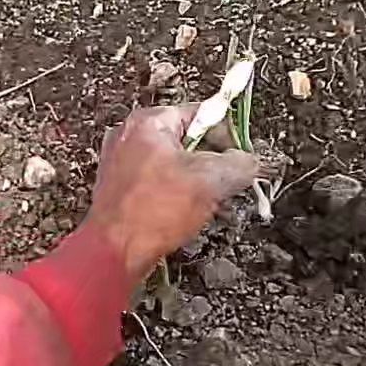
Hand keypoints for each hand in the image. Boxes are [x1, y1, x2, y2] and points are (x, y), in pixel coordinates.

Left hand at [81, 105, 258, 279]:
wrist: (113, 252)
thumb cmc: (155, 212)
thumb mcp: (211, 182)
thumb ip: (240, 164)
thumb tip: (252, 161)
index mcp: (150, 122)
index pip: (202, 113)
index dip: (229, 135)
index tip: (242, 158)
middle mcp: (129, 135)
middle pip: (187, 138)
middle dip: (212, 161)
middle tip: (225, 184)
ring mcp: (119, 161)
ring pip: (173, 162)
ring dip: (195, 180)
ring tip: (204, 203)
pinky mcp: (118, 187)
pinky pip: (156, 181)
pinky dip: (174, 193)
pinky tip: (182, 214)